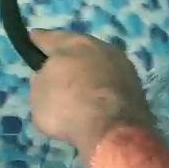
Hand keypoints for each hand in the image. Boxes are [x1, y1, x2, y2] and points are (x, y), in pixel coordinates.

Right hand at [29, 30, 156, 160]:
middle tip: (56, 65)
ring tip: (78, 86)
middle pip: (78, 47)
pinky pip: (110, 80)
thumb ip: (42, 80)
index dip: (38, 40)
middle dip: (67, 55)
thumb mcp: (38, 95)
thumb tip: (49, 76)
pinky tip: (95, 98)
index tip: (32, 39)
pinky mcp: (136, 84)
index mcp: (72, 43)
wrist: (113, 130)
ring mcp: (122, 64)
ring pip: (97, 62)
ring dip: (87, 70)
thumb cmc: (68, 108)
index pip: (49, 37)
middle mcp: (99, 46)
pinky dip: (101, 85)